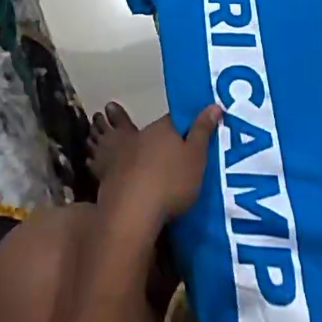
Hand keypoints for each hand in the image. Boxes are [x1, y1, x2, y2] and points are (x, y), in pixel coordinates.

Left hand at [100, 106, 222, 224]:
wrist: (130, 216)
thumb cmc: (171, 182)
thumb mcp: (196, 156)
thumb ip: (203, 130)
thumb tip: (213, 104)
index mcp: (161, 127)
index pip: (176, 120)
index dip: (187, 130)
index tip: (197, 143)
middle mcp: (139, 136)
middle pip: (157, 137)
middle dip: (169, 148)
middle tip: (183, 166)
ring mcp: (120, 157)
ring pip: (141, 156)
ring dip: (151, 165)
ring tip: (165, 183)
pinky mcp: (108, 180)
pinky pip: (127, 174)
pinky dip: (136, 181)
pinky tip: (145, 195)